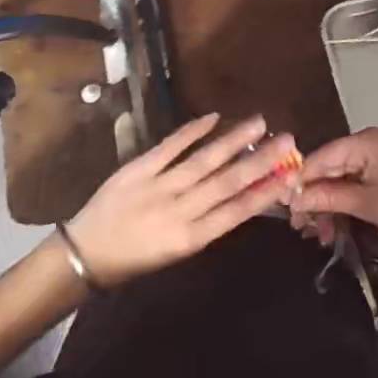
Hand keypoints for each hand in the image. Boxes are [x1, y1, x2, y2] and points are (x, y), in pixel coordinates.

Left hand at [65, 113, 297, 287]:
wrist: (86, 254)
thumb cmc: (136, 258)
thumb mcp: (177, 251)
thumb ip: (206, 224)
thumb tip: (238, 196)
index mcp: (191, 237)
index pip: (237, 212)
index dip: (267, 192)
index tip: (290, 174)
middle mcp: (179, 211)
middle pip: (227, 182)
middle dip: (260, 160)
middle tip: (287, 140)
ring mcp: (158, 187)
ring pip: (203, 161)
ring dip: (233, 140)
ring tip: (258, 123)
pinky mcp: (137, 169)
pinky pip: (169, 147)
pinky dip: (191, 131)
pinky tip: (213, 118)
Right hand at [288, 128, 377, 239]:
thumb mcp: (367, 204)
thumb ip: (328, 198)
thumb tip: (292, 199)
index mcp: (362, 143)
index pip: (317, 158)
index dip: (297, 182)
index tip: (281, 207)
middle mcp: (364, 144)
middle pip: (325, 169)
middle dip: (312, 199)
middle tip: (299, 228)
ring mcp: (373, 157)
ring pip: (336, 180)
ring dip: (326, 207)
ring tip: (318, 235)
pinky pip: (351, 184)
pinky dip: (342, 204)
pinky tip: (334, 228)